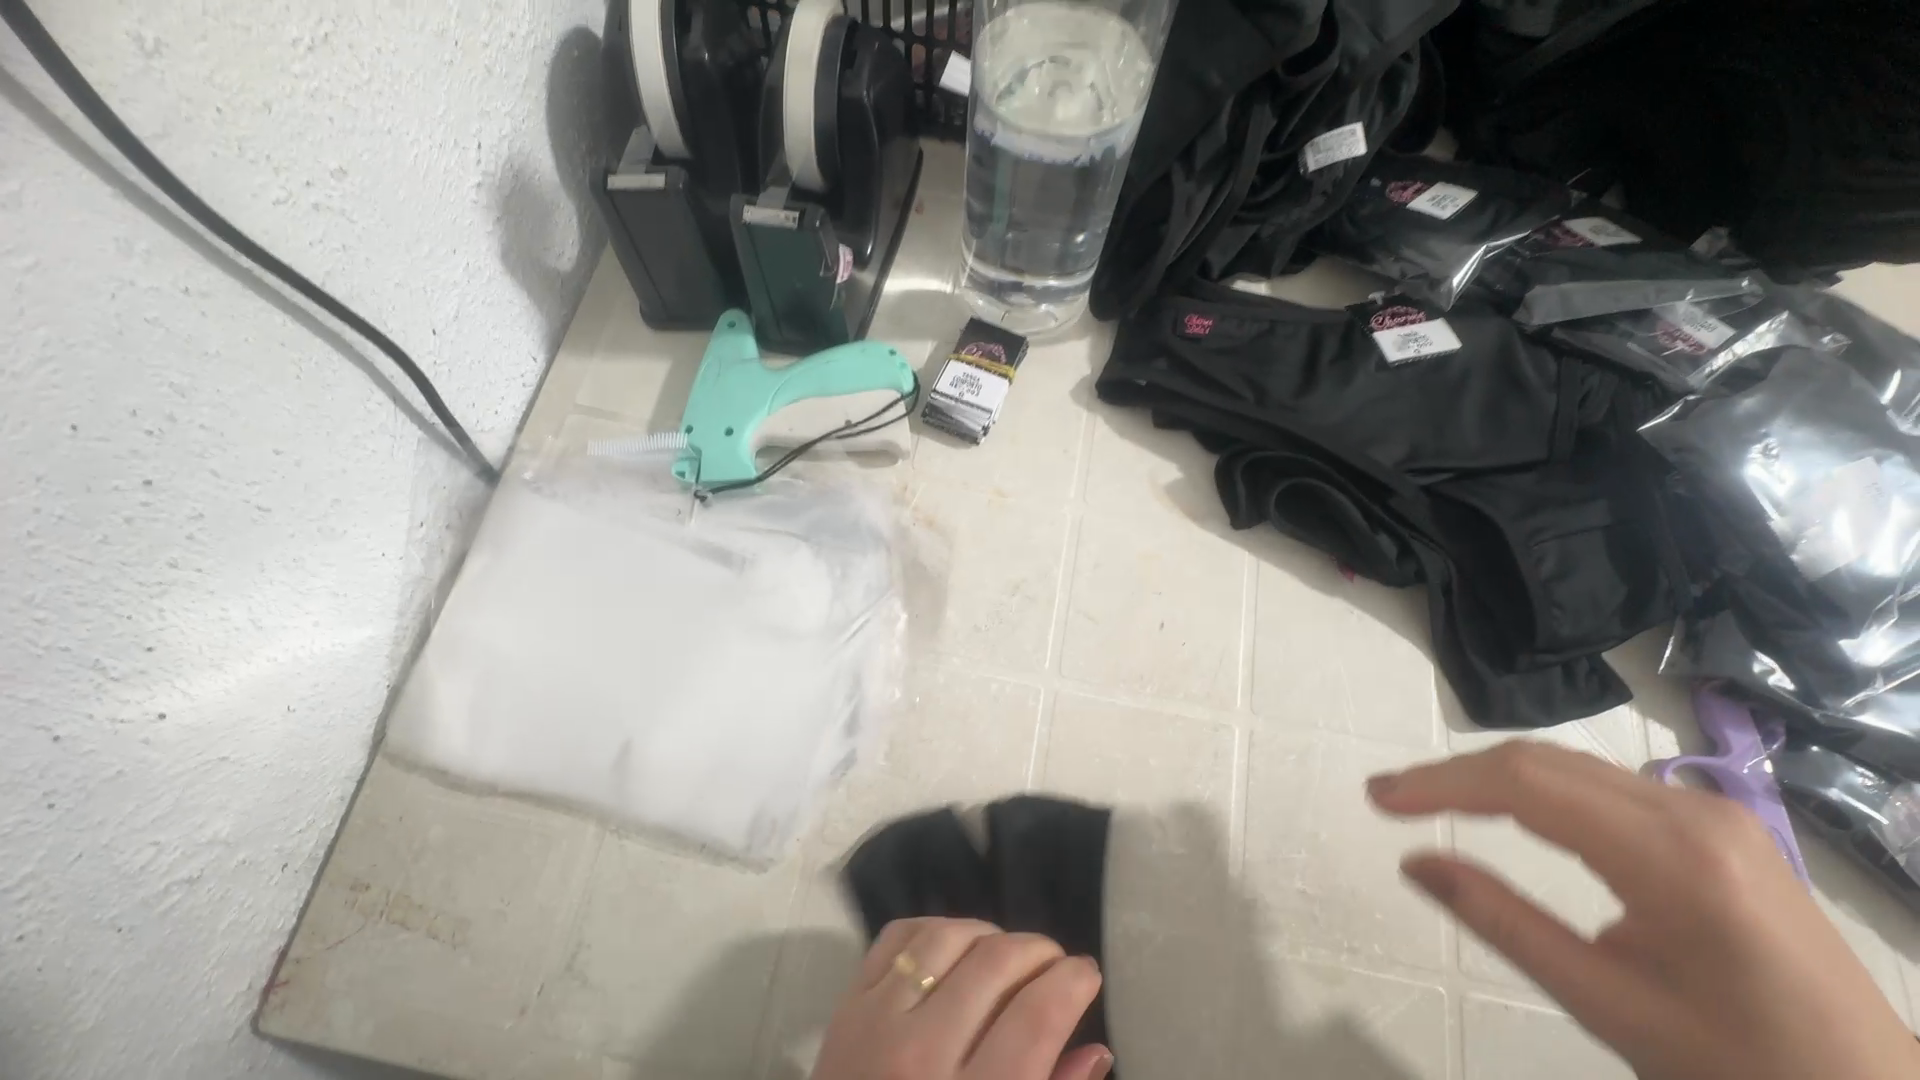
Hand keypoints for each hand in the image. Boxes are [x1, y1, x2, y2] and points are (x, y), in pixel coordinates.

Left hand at [808, 917, 1111, 1079]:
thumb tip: (1097, 1049)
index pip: (1037, 1016)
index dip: (1073, 982)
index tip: (1086, 975)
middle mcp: (922, 1054)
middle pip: (996, 963)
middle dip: (1040, 950)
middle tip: (1054, 964)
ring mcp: (877, 1021)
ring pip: (949, 936)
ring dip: (990, 934)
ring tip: (1007, 956)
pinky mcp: (847, 1004)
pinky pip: (900, 935)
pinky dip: (936, 928)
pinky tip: (958, 948)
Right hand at [1368, 740, 1919, 1079]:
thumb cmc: (1738, 1064)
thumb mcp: (1607, 1005)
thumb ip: (1503, 923)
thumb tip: (1413, 862)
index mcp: (1673, 856)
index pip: (1527, 785)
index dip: (1441, 783)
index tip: (1377, 798)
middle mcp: (1693, 812)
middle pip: (1544, 762)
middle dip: (1455, 774)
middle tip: (1388, 797)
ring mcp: (1711, 813)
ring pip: (1569, 767)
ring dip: (1490, 777)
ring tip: (1428, 800)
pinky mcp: (1715, 826)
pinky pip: (1600, 785)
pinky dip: (1534, 789)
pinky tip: (1504, 810)